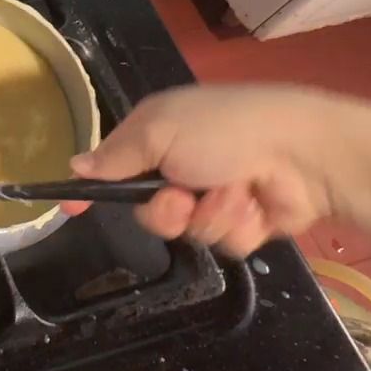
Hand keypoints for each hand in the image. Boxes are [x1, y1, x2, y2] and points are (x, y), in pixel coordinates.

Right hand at [66, 85, 337, 256]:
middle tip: (182, 196)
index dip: (92, 189)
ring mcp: (212, 195)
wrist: (301, 152)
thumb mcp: (156, 133)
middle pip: (148, 210)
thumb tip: (74, 166)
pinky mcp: (244, 222)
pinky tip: (254, 206)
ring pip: (187, 230)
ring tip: (232, 194)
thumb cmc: (219, 130)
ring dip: (208, 215)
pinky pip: (223, 241)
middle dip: (165, 210)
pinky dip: (236, 225)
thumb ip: (115, 156)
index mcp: (154, 137)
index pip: (111, 166)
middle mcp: (179, 165)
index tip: (70, 211)